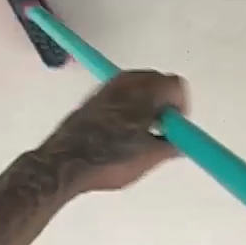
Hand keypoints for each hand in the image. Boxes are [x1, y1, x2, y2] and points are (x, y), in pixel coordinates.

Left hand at [35, 70, 188, 192]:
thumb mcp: (149, 157)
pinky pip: (117, 96)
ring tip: (139, 133)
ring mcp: (106, 88)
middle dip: (163, 103)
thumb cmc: (104, 158)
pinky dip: (124, 107)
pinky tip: (119, 132)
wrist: (65, 163)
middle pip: (156, 82)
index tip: (176, 126)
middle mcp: (127, 81)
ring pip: (135, 88)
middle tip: (162, 128)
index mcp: (147, 90)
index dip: (180, 108)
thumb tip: (176, 146)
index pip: (176, 86)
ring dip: (142, 105)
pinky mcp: (91, 99)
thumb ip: (171, 147)